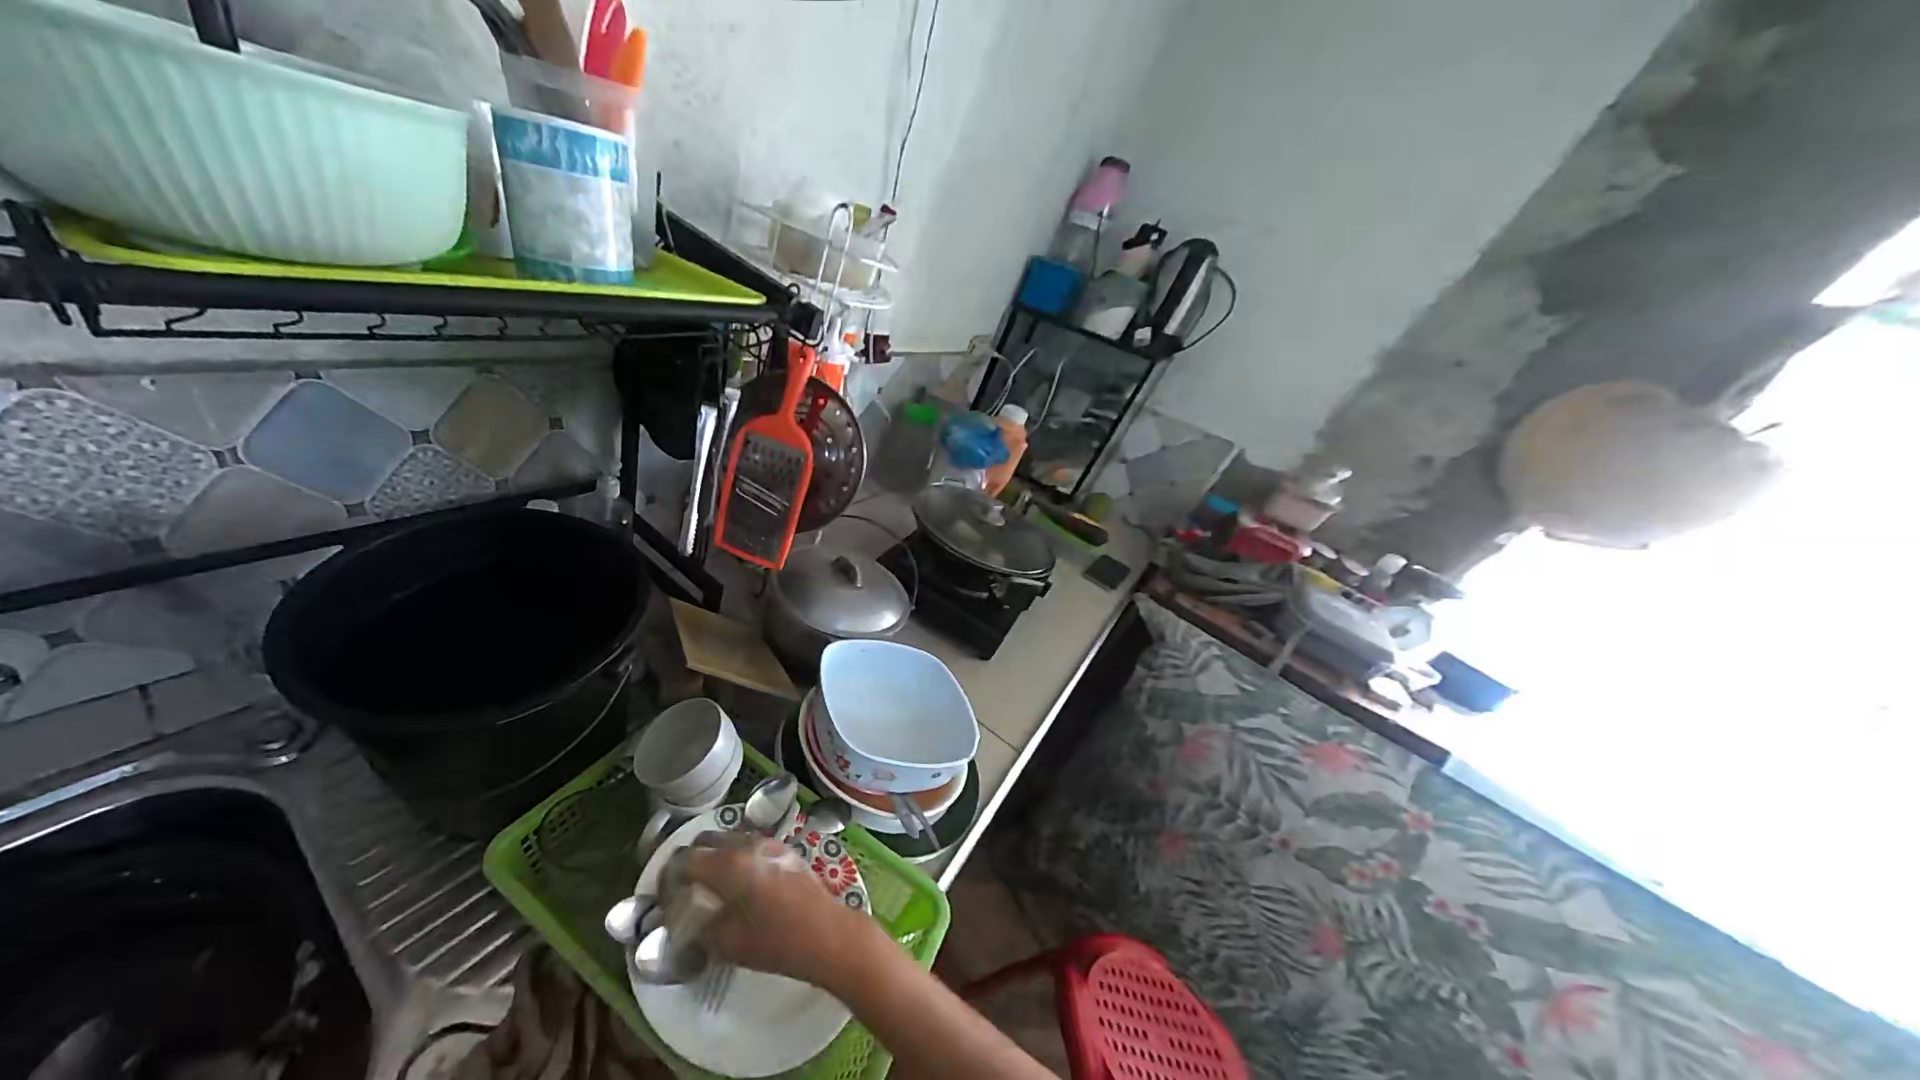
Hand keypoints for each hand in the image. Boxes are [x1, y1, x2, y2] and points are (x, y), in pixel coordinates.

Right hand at [681, 831, 880, 986]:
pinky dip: (738, 857)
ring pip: (731, 839)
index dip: (669, 875)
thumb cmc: (775, 942)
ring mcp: (770, 844)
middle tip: (685, 886)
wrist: (827, 934)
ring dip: (716, 855)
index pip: (685, 858)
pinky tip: (740, 883)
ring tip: (711, 885)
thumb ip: (698, 926)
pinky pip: (752, 846)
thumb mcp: (726, 943)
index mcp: (728, 864)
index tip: (665, 893)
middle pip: (707, 840)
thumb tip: (684, 917)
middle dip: (691, 859)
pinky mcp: (786, 850)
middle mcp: (748, 845)